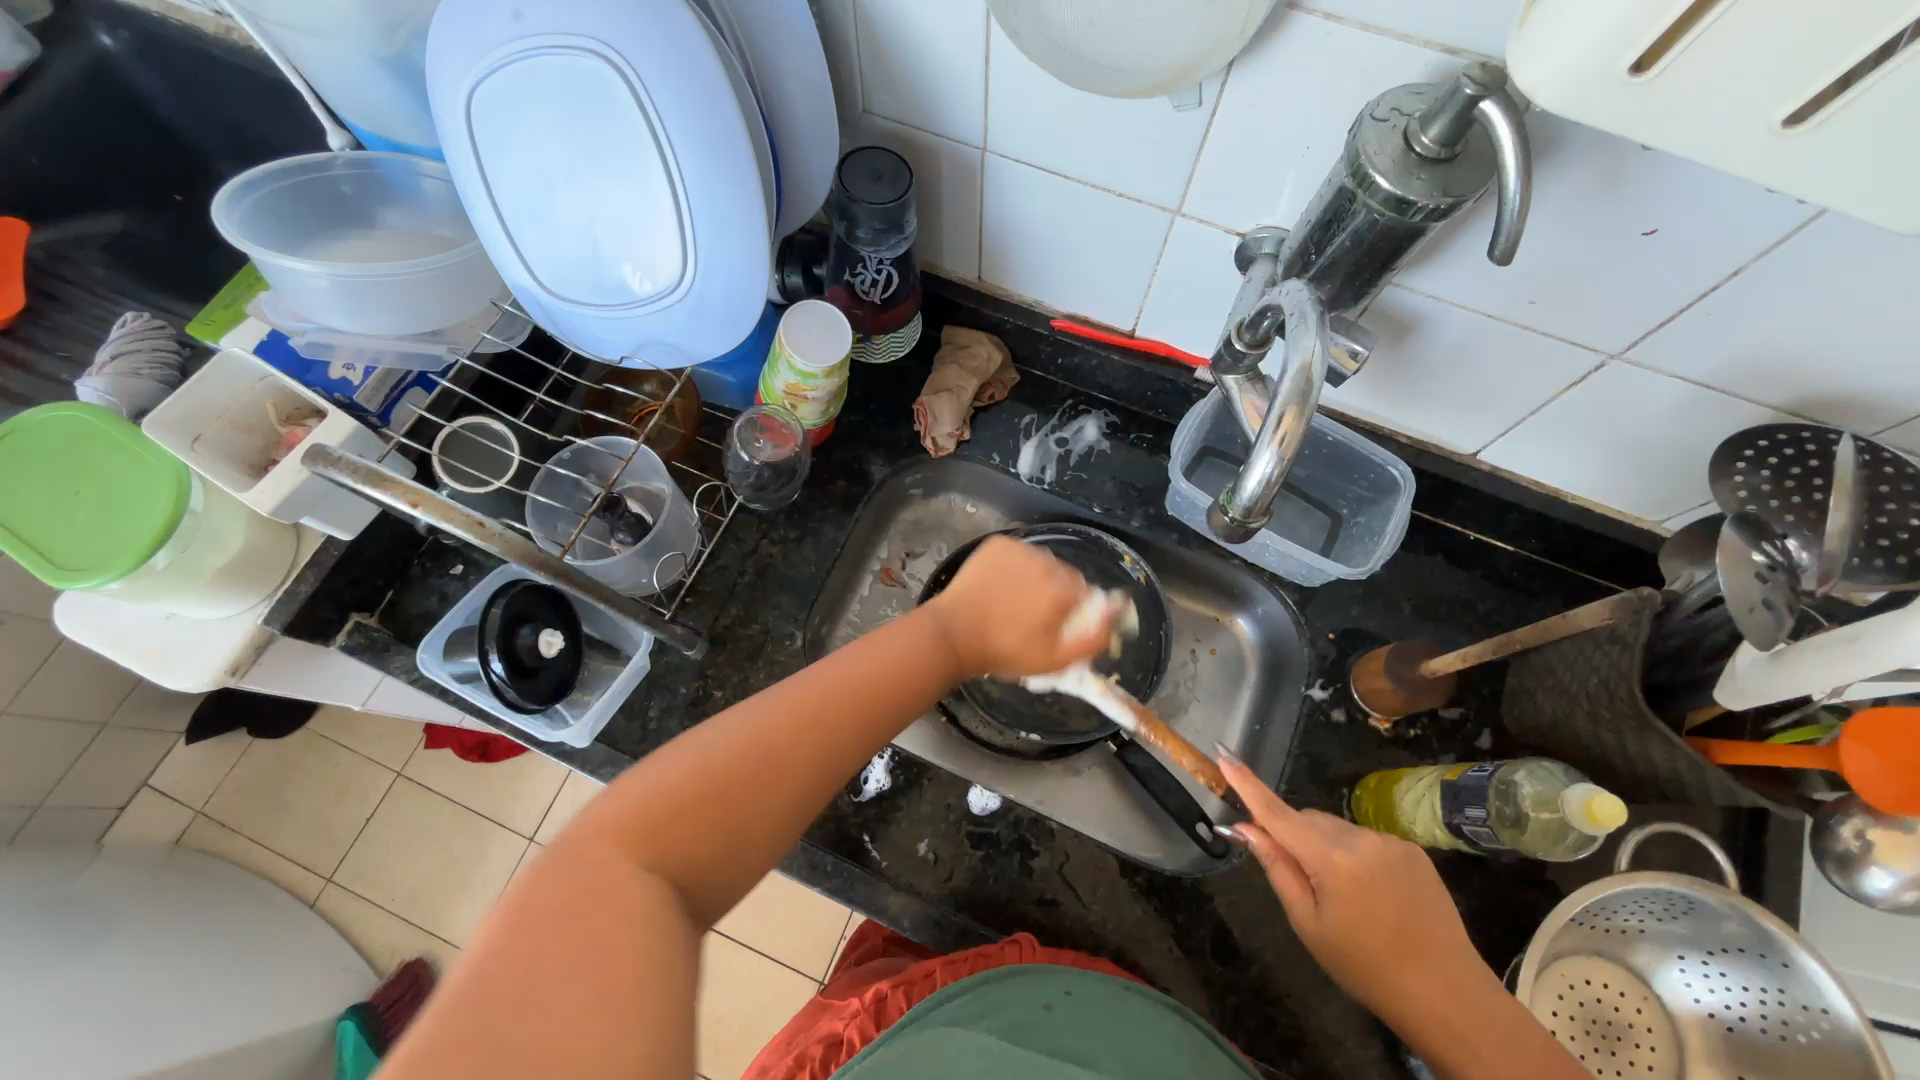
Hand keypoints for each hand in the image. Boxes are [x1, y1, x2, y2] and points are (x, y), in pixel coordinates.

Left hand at [924, 536, 1110, 679]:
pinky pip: (1017, 552)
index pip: (1084, 593)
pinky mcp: (997, 543)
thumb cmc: (1004, 651)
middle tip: (1029, 615)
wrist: (953, 633)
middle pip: (1063, 574)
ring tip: (1011, 600)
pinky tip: (999, 585)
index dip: (1070, 610)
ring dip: (1034, 576)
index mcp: (1063, 589)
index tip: (1051, 625)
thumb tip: (1113, 615)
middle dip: (1054, 592)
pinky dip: (1013, 565)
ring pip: (1041, 562)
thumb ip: (1092, 639)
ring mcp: (1020, 549)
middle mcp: (1046, 562)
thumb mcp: (1053, 660)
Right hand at [1216, 753, 1491, 1024]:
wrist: (1446, 992)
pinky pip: (1366, 840)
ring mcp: (1391, 841)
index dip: (1247, 784)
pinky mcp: (1413, 849)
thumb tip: (1245, 828)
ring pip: (1336, 830)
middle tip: (1299, 883)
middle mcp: (1362, 837)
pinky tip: (1371, 895)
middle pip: (1308, 820)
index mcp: (1332, 858)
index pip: (1277, 812)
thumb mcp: (1308, 924)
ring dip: (1325, 848)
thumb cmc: (1365, 967)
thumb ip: (1277, 868)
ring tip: (1344, 899)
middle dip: (1293, 836)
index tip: (1224, 753)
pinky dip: (1354, 856)